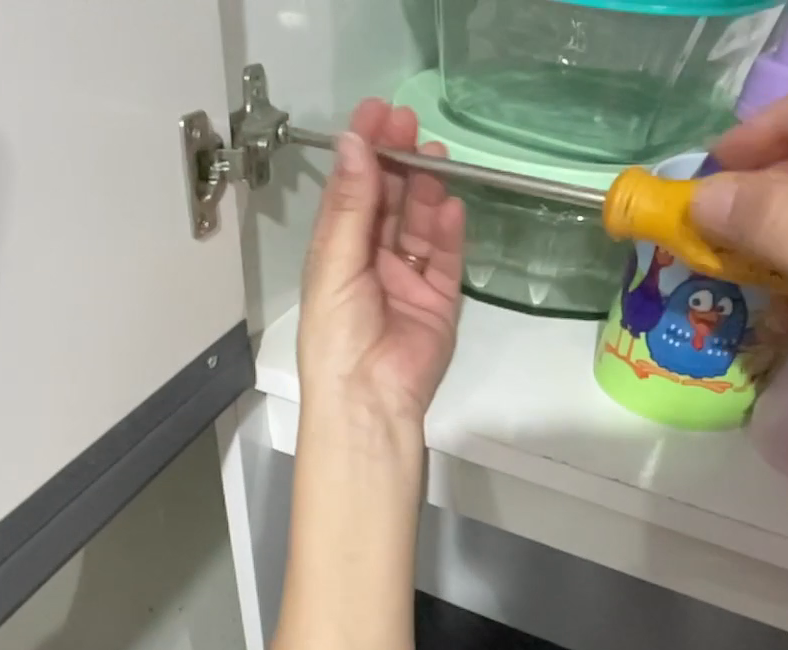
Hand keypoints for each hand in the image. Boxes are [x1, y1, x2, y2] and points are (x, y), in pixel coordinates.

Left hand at [298, 100, 466, 426]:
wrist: (368, 398)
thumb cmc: (337, 337)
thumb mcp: (335, 264)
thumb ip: (350, 206)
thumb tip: (354, 143)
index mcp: (337, 256)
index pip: (352, 194)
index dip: (364, 153)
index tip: (378, 113)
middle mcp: (371, 264)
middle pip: (388, 203)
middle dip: (398, 163)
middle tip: (410, 125)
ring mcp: (407, 282)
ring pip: (420, 226)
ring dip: (427, 190)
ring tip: (435, 157)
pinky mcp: (438, 302)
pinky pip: (446, 259)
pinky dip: (450, 232)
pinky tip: (452, 204)